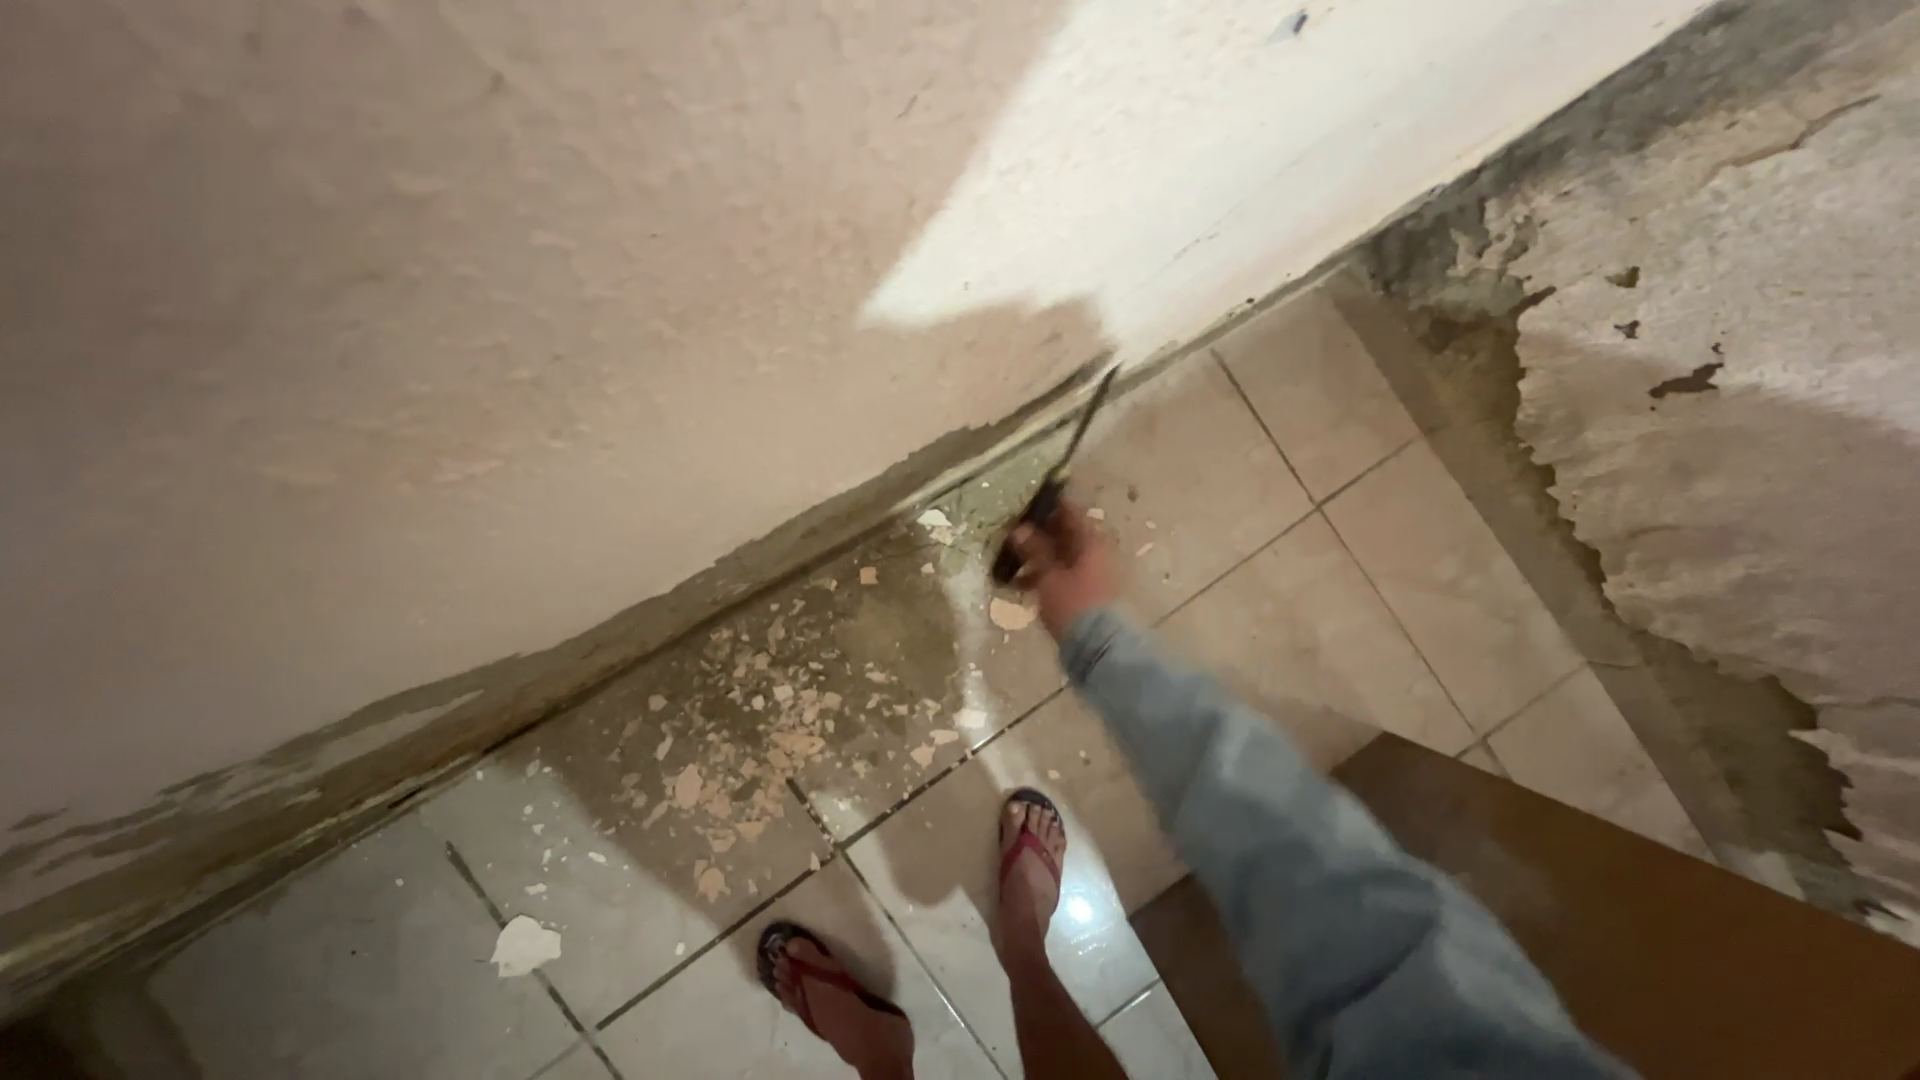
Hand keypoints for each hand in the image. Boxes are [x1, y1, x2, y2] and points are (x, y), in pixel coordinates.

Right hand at [1009, 497, 1115, 638]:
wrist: (1100, 648)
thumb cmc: (1074, 605)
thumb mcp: (1048, 576)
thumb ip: (1034, 551)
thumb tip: (1019, 529)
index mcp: (1091, 540)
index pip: (1068, 511)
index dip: (1046, 505)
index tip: (1022, 503)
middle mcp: (1097, 551)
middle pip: (1065, 534)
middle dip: (1038, 534)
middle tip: (1010, 533)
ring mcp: (1095, 573)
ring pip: (1063, 556)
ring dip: (1038, 557)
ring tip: (1009, 562)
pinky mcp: (1089, 593)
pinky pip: (1064, 575)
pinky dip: (1045, 575)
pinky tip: (1021, 584)